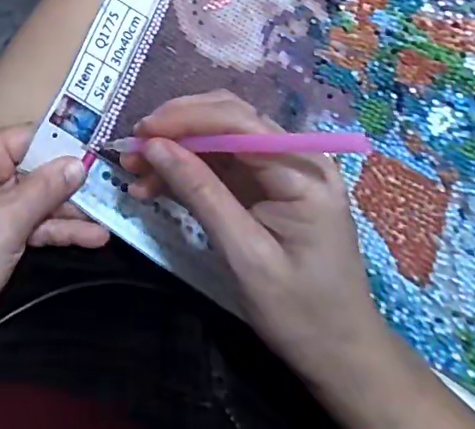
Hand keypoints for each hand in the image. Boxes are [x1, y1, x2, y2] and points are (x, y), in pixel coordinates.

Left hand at [0, 125, 108, 346]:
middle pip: (39, 167)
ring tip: (112, 215)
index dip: (65, 142)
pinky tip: (95, 237)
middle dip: (74, 180)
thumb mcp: (10, 217)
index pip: (30, 136)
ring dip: (73, 209)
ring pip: (42, 196)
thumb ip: (47, 187)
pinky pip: (36, 220)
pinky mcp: (2, 229)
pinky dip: (60, 228)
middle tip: (115, 183)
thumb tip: (80, 160)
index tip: (102, 145)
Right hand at [120, 91, 382, 369]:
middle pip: (225, 117)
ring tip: (134, 167)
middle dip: (175, 127)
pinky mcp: (264, 183)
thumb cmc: (301, 313)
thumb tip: (153, 145)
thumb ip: (200, 193)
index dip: (185, 118)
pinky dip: (184, 166)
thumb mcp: (245, 256)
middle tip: (133, 147)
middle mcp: (294, 156)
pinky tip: (154, 183)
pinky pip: (217, 160)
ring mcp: (279, 168)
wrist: (342, 357)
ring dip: (174, 146)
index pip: (237, 121)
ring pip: (216, 134)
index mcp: (303, 170)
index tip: (141, 132)